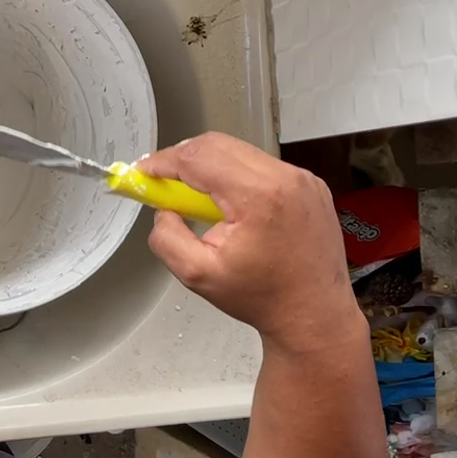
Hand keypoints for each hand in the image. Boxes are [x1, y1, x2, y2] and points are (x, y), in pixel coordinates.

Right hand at [140, 133, 360, 352]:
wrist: (313, 313)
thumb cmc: (261, 297)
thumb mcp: (197, 274)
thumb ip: (167, 238)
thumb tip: (164, 212)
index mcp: (259, 197)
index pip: (198, 158)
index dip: (162, 162)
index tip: (142, 173)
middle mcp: (285, 179)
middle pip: (217, 145)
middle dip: (181, 158)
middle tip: (160, 181)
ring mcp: (302, 179)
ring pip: (239, 151)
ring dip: (208, 165)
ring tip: (191, 195)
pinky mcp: (309, 185)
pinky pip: (260, 165)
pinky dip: (233, 174)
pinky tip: (224, 201)